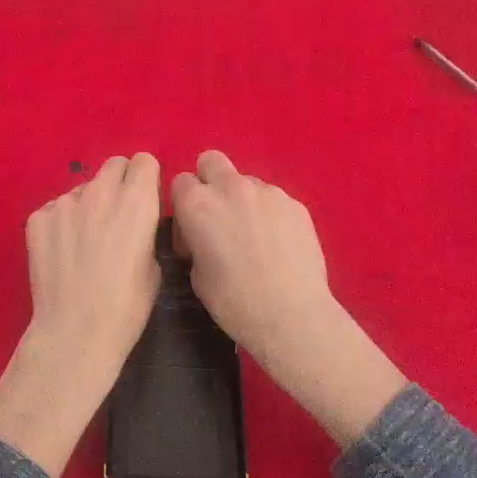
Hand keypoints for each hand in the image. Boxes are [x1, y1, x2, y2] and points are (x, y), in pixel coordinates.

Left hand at [0, 155, 161, 477]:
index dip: (145, 178)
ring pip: (82, 189)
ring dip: (88, 205)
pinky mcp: (37, 217)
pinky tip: (63, 253)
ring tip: (85, 242)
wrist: (74, 331)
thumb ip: (144, 231)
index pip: (143, 161)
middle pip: (113, 165)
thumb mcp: (153, 266)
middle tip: (117, 214)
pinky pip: (56, 209)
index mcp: (135, 202)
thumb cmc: (126, 307)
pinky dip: (62, 223)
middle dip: (119, 182)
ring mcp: (63, 203)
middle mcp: (99, 192)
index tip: (144, 196)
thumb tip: (133, 222)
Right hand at [172, 150, 407, 447]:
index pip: (180, 182)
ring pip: (247, 182)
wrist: (291, 316)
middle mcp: (230, 187)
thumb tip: (205, 237)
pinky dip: (270, 214)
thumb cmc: (233, 302)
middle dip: (209, 181)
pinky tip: (278, 245)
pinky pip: (274, 200)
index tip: (191, 231)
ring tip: (254, 237)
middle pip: (211, 161)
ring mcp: (267, 192)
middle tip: (218, 216)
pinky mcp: (296, 204)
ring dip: (243, 200)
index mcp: (197, 204)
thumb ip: (196, 241)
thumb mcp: (196, 274)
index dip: (183, 205)